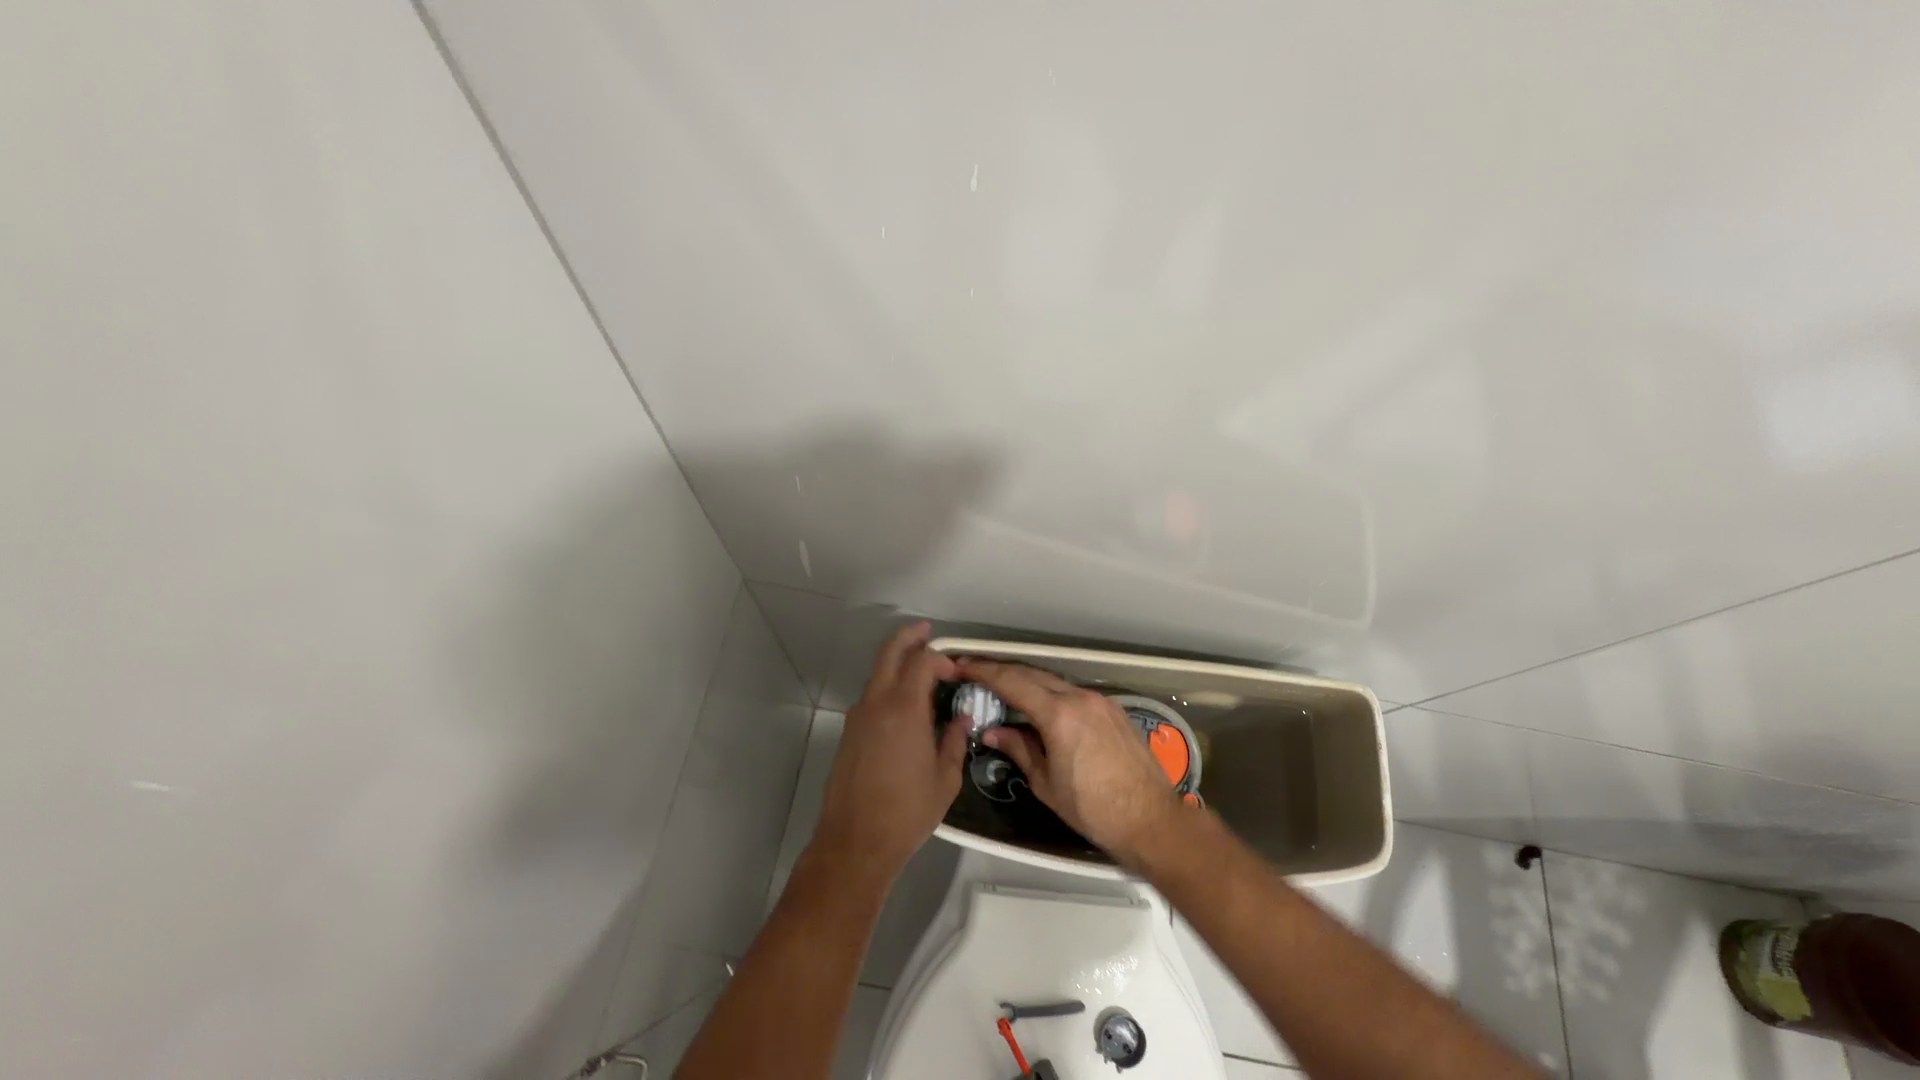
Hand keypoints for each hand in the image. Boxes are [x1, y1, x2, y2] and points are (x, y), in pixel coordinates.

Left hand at [812, 622, 968, 878]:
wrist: (856, 841)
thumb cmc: (907, 811)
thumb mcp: (945, 779)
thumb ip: (954, 741)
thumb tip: (961, 720)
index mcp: (904, 709)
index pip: (921, 661)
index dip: (940, 657)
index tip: (956, 671)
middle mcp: (877, 704)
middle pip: (890, 654)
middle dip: (909, 638)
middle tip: (927, 632)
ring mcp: (858, 717)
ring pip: (877, 675)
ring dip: (897, 664)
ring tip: (922, 673)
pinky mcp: (849, 734)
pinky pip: (870, 698)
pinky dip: (888, 688)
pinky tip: (906, 707)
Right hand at [957, 658, 1181, 862]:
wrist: (1150, 819)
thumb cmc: (1092, 809)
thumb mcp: (1046, 783)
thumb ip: (1019, 749)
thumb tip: (993, 731)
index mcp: (1059, 715)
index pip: (1013, 682)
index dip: (984, 672)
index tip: (962, 667)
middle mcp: (1080, 698)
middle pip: (1032, 674)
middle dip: (1001, 671)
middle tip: (974, 672)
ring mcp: (1100, 701)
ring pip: (1055, 682)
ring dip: (1027, 681)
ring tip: (1002, 687)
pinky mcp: (1114, 710)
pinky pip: (1074, 694)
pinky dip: (1051, 693)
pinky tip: (1039, 704)